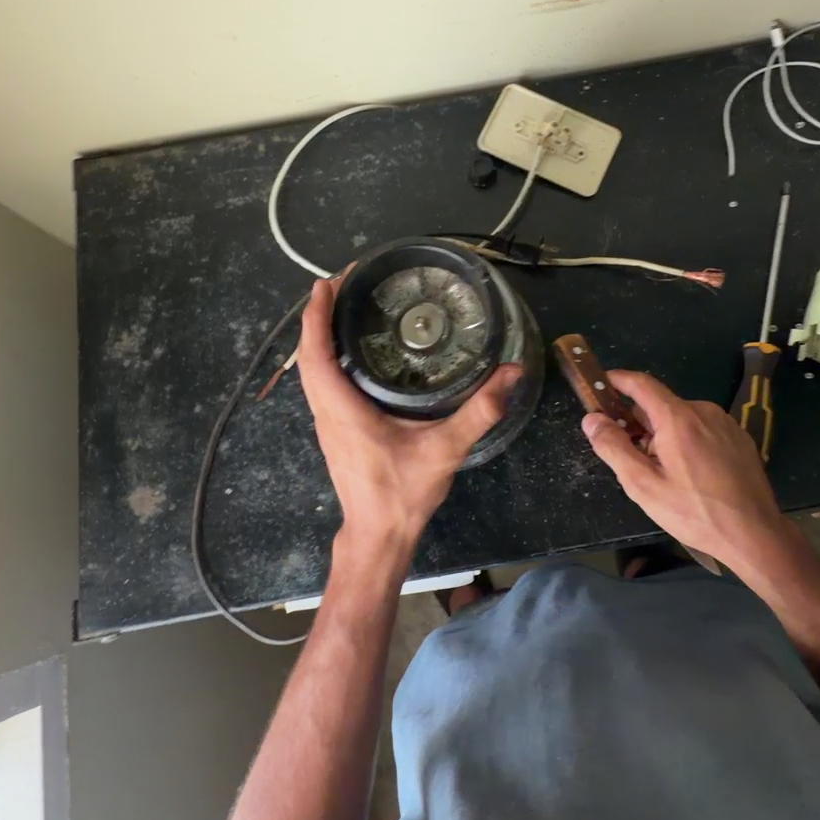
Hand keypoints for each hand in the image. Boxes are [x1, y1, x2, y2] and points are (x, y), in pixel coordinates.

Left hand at [296, 277, 522, 556]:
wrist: (378, 535)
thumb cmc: (402, 494)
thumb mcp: (445, 450)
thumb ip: (479, 410)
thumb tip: (511, 371)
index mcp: (342, 410)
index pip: (316, 354)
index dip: (317, 317)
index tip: (326, 283)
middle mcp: (327, 412)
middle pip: (308, 356)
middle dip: (318, 316)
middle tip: (343, 283)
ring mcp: (327, 423)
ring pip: (312, 370)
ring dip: (320, 336)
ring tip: (345, 306)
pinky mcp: (335, 430)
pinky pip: (322, 383)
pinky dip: (328, 356)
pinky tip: (354, 349)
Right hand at [581, 370, 789, 571]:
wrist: (755, 534)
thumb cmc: (694, 512)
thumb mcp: (644, 486)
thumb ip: (614, 448)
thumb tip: (592, 419)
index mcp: (678, 418)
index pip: (641, 383)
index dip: (618, 380)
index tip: (601, 383)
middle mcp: (703, 411)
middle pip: (660, 405)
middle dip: (640, 423)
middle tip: (632, 457)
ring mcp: (725, 423)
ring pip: (682, 418)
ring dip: (665, 435)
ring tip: (664, 473)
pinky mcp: (739, 438)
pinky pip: (703, 429)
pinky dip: (688, 441)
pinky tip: (692, 475)